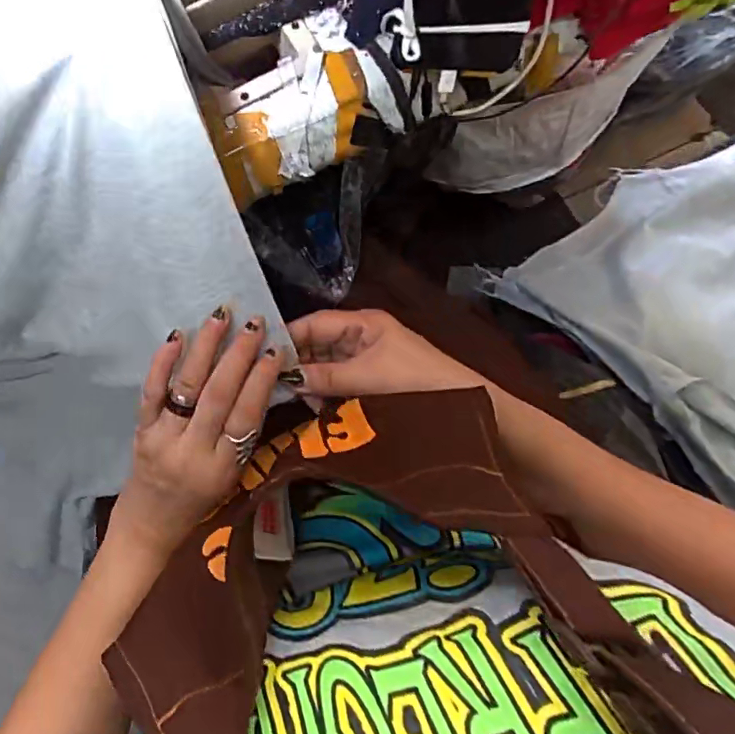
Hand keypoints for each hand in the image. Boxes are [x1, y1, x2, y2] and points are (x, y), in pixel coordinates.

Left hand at [110, 307, 281, 557]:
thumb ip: (242, 435)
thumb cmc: (198, 501)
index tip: (274, 349)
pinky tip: (176, 336)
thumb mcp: (230, 477)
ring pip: (187, 387)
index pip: (245, 415)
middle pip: (218, 395)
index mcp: (221, 466)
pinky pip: (151, 392)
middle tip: (253, 323)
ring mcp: (163, 437)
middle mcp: (192, 450)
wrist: (150, 522)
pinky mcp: (141, 428)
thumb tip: (261, 382)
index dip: (261, 380)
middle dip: (238, 355)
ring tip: (219, 318)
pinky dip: (163, 363)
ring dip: (205, 348)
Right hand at [286, 309, 484, 399]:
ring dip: (310, 380)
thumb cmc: (419, 382)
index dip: (288, 336)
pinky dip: (325, 393)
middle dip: (297, 361)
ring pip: (325, 365)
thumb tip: (286, 378)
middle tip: (272, 381)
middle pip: (317, 344)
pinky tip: (314, 407)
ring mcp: (366, 359)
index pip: (314, 323)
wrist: (472, 410)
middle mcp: (361, 336)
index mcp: (363, 323)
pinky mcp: (371, 381)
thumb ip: (326, 377)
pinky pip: (338, 382)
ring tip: (292, 397)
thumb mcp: (368, 377)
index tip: (262, 353)